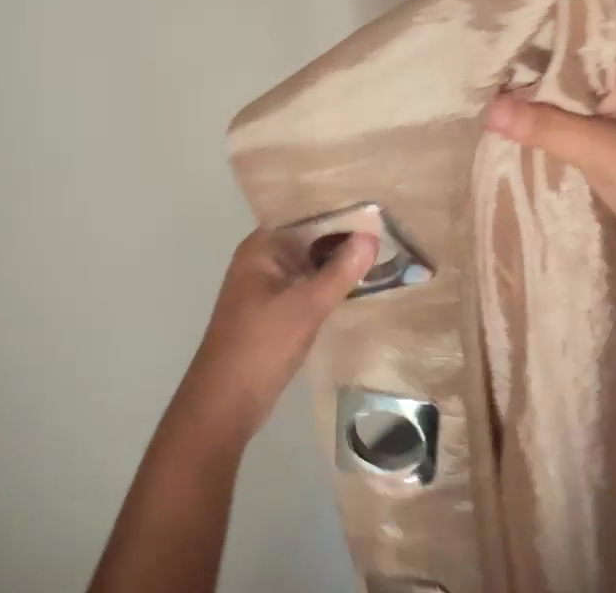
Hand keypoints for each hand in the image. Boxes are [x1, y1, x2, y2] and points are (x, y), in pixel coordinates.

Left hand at [174, 226, 378, 444]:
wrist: (225, 405)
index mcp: (261, 248)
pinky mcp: (277, 312)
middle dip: (344, 237)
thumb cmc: (261, 346)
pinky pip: (309, 287)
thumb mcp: (305, 306)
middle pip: (309, 238)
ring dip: (340, 262)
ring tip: (384, 254)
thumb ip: (340, 271)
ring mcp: (269, 287)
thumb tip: (371, 237)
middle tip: (389, 232)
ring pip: (311, 264)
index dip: (339, 211)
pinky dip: (331, 284)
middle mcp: (263, 261)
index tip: (376, 210)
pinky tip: (361, 285)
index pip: (305, 215)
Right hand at [486, 46, 615, 271]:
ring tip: (485, 120)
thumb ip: (544, 126)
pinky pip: (578, 130)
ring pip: (568, 106)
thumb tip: (488, 107)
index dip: (524, 59)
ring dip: (538, 118)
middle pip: (564, 77)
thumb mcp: (599, 151)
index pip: (566, 48)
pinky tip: (518, 144)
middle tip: (474, 99)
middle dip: (526, 91)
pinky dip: (553, 137)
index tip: (479, 73)